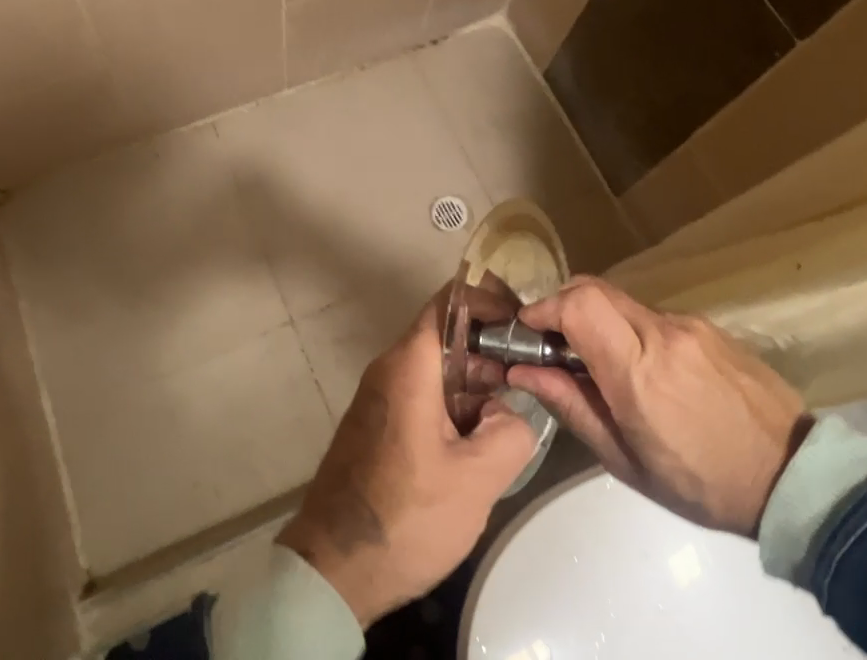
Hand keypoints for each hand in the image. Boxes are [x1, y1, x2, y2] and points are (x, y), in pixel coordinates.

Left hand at [278, 289, 538, 625]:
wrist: (333, 567)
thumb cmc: (405, 517)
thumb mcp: (476, 480)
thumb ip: (510, 433)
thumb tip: (508, 413)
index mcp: (408, 368)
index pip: (448, 303)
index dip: (488, 300)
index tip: (525, 320)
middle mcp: (389, 372)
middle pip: (445, 335)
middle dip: (490, 347)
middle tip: (533, 371)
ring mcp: (379, 400)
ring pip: (436, 369)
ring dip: (475, 381)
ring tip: (516, 408)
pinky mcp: (378, 427)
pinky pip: (421, 396)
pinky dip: (454, 404)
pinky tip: (481, 438)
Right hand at [506, 276, 810, 536]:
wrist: (795, 479)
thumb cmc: (700, 483)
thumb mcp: (623, 459)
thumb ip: (571, 405)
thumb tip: (522, 371)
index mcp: (637, 370)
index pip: (577, 304)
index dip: (544, 308)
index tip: (528, 331)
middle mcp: (663, 333)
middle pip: (594, 289)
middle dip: (563, 307)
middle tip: (554, 345)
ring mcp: (692, 325)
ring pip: (624, 302)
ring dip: (600, 321)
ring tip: (602, 365)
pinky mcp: (713, 328)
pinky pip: (656, 316)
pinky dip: (633, 330)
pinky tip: (646, 370)